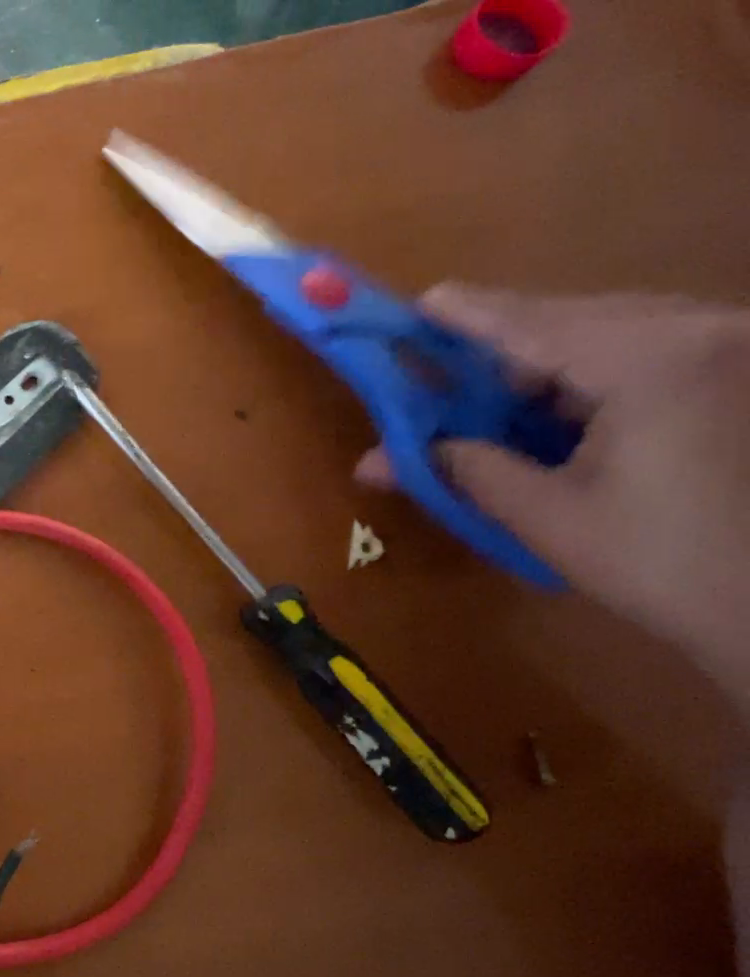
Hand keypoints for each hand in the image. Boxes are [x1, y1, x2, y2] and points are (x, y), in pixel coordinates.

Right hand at [356, 285, 749, 692]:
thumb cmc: (671, 565)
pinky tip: (572, 415)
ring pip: (621, 333)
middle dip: (507, 348)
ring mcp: (743, 350)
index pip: (532, 324)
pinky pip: (661, 351)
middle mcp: (709, 334)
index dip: (466, 316)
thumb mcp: (549, 518)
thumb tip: (370, 461)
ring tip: (505, 407)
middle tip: (449, 381)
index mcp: (655, 361)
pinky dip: (601, 375)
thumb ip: (462, 472)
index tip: (416, 305)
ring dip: (554, 364)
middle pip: (578, 319)